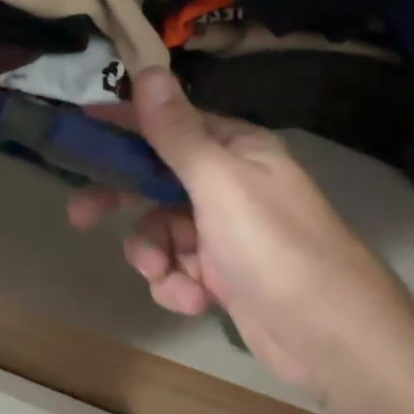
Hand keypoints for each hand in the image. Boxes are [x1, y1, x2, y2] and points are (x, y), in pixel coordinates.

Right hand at [69, 68, 402, 395]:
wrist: (337, 343)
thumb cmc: (277, 249)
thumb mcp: (219, 184)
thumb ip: (176, 132)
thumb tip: (148, 69)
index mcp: (235, 151)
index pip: (166, 124)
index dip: (120, 128)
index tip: (76, 132)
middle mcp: (229, 185)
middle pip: (153, 180)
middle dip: (120, 201)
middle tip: (80, 218)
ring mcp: (226, 233)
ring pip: (159, 230)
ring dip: (153, 254)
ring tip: (168, 275)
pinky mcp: (225, 277)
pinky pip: (177, 268)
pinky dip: (177, 284)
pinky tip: (195, 300)